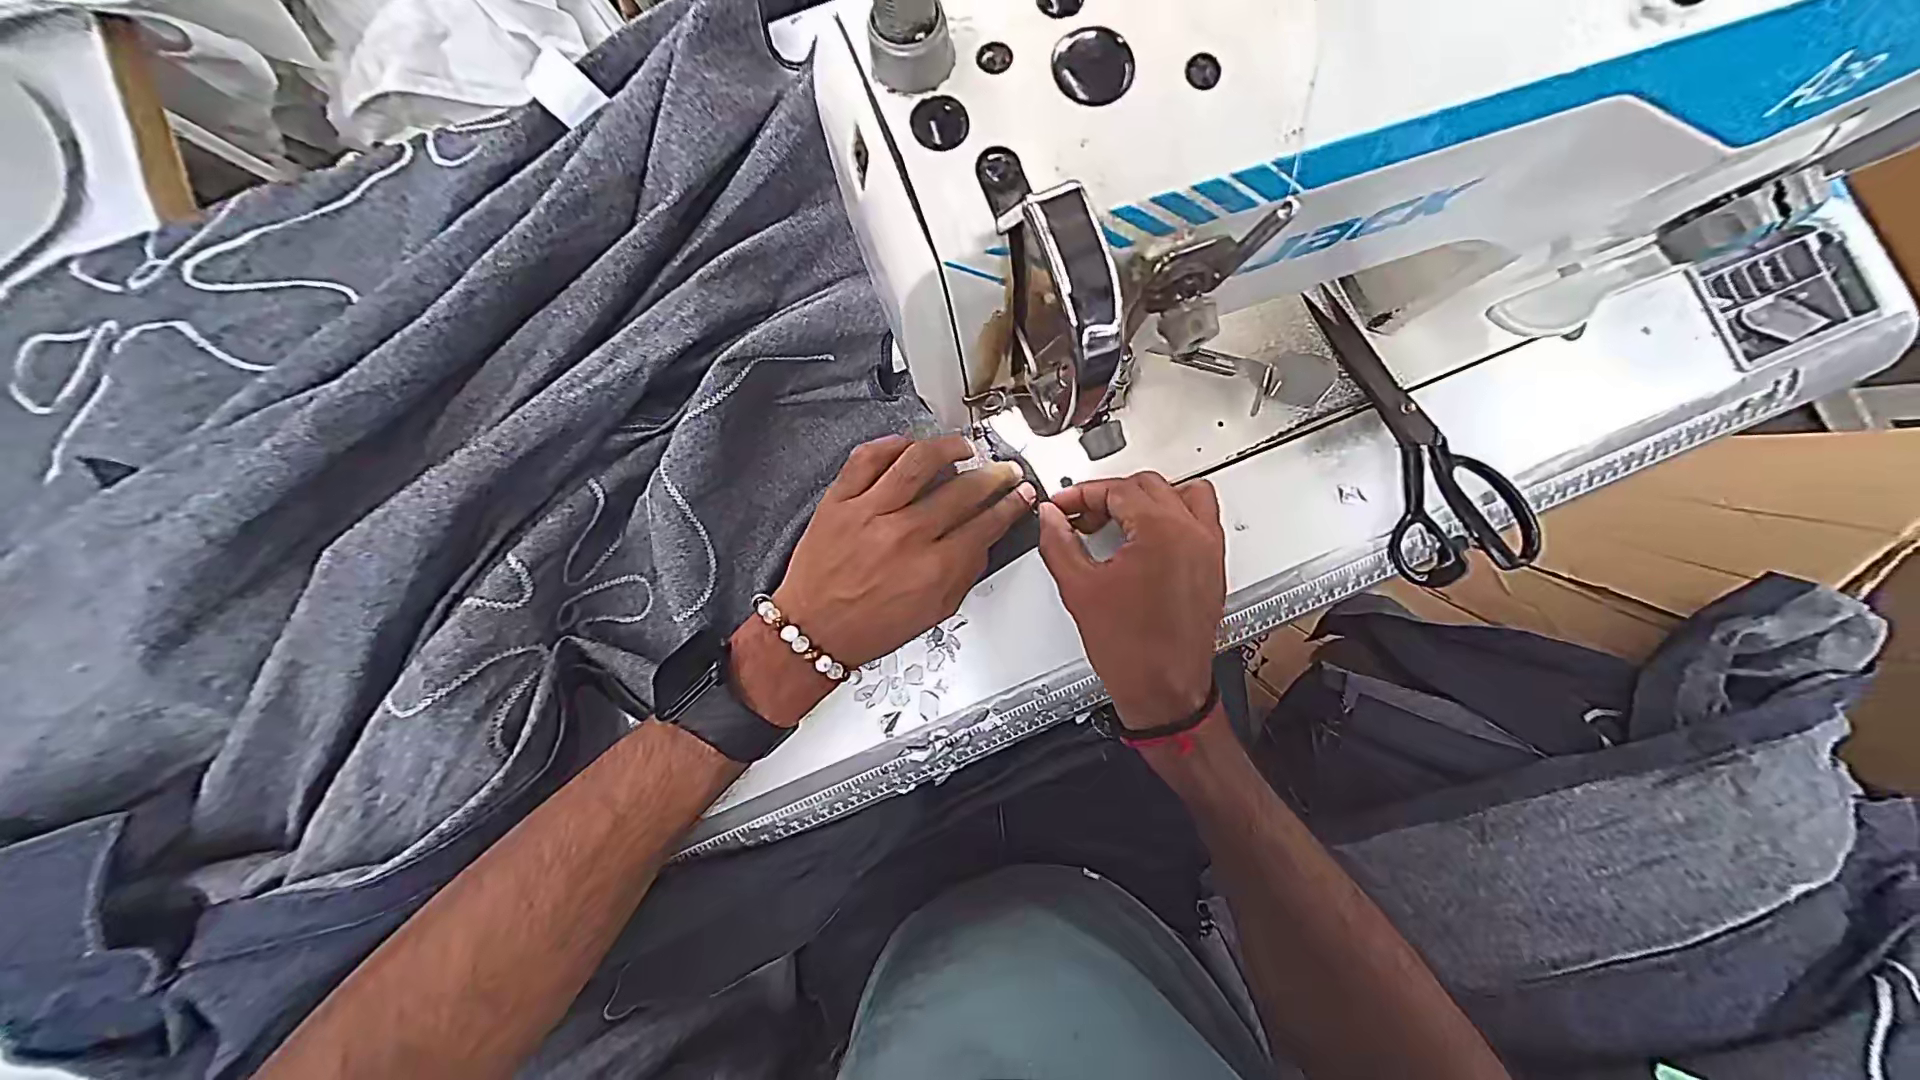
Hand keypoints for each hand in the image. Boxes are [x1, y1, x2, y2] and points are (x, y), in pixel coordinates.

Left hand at [760, 432, 1032, 659]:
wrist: (813, 630)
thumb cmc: (867, 627)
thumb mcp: (933, 612)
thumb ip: (964, 574)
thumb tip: (984, 540)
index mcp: (932, 569)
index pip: (986, 523)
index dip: (1011, 504)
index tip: (1018, 494)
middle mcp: (904, 536)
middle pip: (963, 489)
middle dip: (994, 475)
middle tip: (1002, 470)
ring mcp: (869, 514)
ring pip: (918, 461)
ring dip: (949, 447)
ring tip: (962, 447)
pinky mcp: (839, 501)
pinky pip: (867, 458)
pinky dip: (892, 444)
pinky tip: (908, 446)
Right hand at [1037, 472, 1225, 730]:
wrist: (1164, 690)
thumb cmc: (1134, 652)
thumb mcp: (1079, 588)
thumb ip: (1059, 542)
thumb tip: (1051, 517)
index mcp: (1162, 533)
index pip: (1118, 490)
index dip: (1082, 494)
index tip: (1065, 505)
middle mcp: (1192, 534)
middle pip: (1148, 485)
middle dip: (1109, 495)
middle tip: (1081, 515)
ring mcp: (1208, 549)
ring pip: (1181, 494)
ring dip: (1147, 498)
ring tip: (1117, 518)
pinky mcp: (1213, 566)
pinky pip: (1200, 519)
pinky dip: (1174, 515)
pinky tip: (1147, 536)